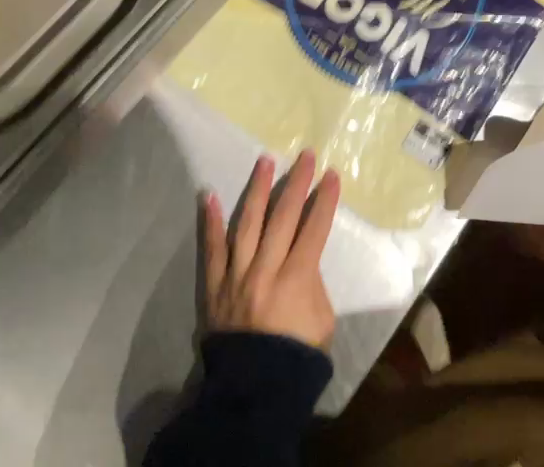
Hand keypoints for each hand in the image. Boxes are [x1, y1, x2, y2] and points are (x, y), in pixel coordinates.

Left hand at [201, 150, 340, 349]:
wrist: (255, 388)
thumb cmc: (298, 354)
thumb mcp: (322, 319)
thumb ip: (312, 282)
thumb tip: (302, 259)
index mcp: (297, 278)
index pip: (314, 229)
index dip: (325, 201)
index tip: (332, 175)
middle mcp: (265, 269)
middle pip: (283, 218)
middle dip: (296, 184)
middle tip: (304, 156)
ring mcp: (237, 275)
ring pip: (247, 224)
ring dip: (258, 191)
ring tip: (264, 161)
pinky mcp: (215, 286)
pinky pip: (212, 249)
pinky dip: (211, 222)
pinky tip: (211, 196)